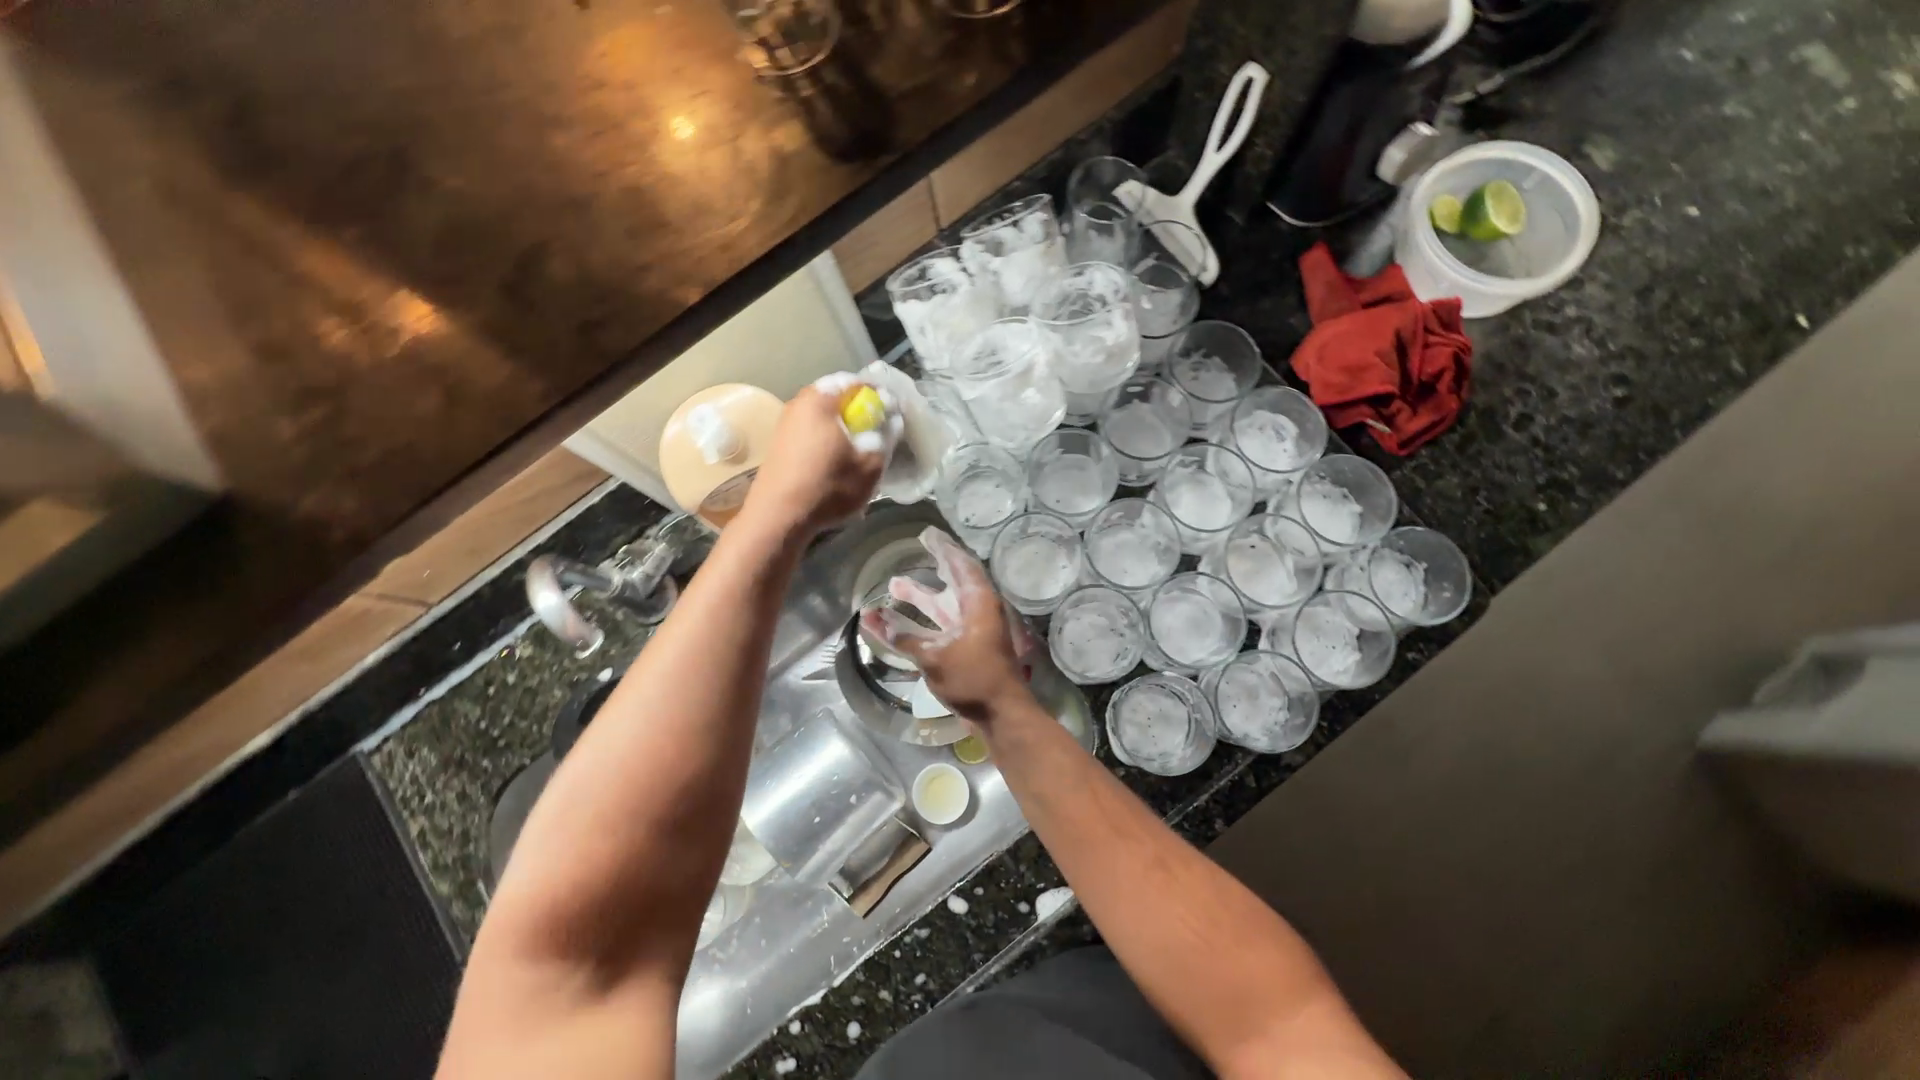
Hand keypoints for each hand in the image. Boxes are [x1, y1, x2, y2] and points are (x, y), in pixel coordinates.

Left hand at [739, 378, 894, 538]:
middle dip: (860, 411)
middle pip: (838, 398)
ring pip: (823, 416)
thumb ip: (886, 434)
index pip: (857, 382)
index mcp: (821, 399)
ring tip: (860, 449)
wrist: (779, 519)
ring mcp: (785, 423)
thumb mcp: (871, 463)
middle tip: (880, 431)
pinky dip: (828, 439)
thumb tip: (891, 418)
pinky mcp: (780, 444)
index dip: (880, 394)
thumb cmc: (829, 486)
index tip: (894, 412)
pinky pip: (811, 432)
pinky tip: (837, 461)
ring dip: (843, 427)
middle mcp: (799, 403)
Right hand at [860, 528, 1039, 724]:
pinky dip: (920, 624)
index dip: (944, 549)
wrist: (1001, 715)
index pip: (961, 565)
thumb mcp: (934, 657)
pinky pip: (940, 628)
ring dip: (920, 597)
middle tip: (919, 548)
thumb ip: (904, 637)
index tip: (928, 535)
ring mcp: (973, 633)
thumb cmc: (973, 678)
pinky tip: (894, 625)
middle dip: (934, 566)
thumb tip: (874, 618)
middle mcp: (978, 612)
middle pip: (953, 582)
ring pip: (944, 607)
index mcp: (979, 603)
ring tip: (893, 585)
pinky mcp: (967, 651)